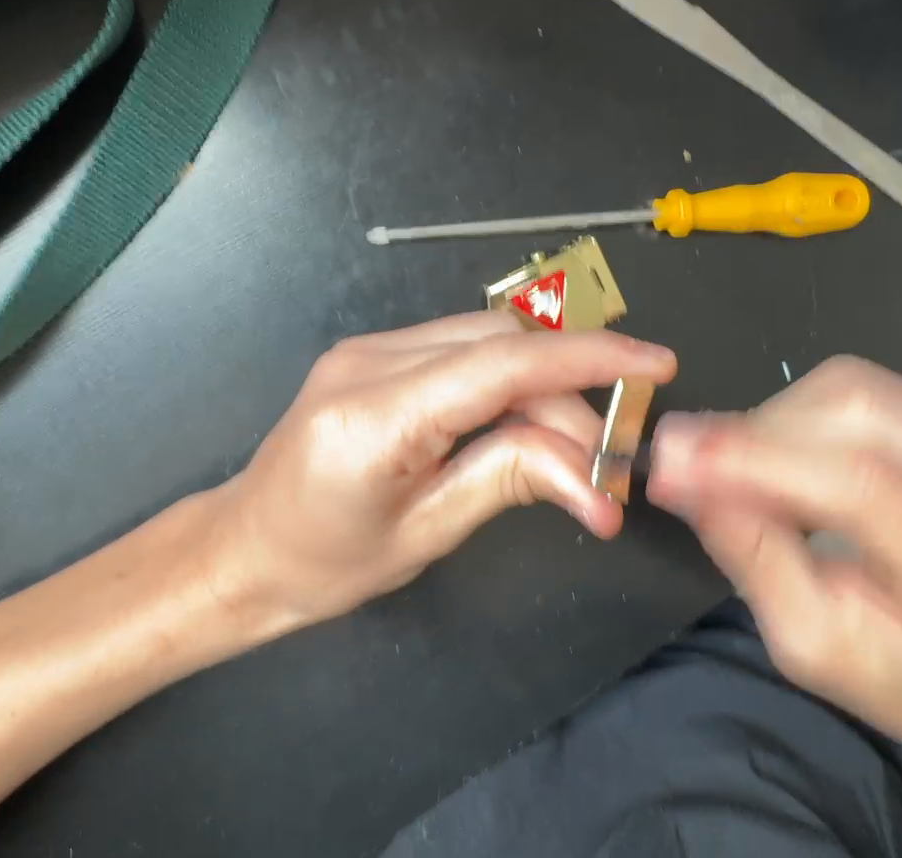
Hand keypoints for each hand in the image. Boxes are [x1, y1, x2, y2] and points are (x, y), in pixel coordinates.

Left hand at [206, 311, 676, 631]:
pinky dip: (503, 378)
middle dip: (568, 388)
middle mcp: (368, 361)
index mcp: (376, 416)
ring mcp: (365, 349)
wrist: (245, 547)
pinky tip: (518, 423)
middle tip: (602, 459)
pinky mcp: (369, 353)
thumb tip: (591, 472)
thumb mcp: (425, 534)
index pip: (503, 365)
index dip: (589, 359)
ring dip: (539, 383)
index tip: (656, 364)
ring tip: (564, 450)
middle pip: (500, 342)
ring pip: (484, 337)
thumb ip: (507, 480)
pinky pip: (457, 348)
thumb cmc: (324, 563)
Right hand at [646, 356, 901, 780]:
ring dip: (783, 419)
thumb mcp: (810, 644)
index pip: (867, 489)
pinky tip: (801, 458)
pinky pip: (883, 393)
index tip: (670, 449)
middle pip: (866, 416)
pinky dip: (814, 416)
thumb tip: (676, 466)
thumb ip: (751, 550)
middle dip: (761, 429)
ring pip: (868, 391)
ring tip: (754, 469)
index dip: (759, 455)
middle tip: (697, 462)